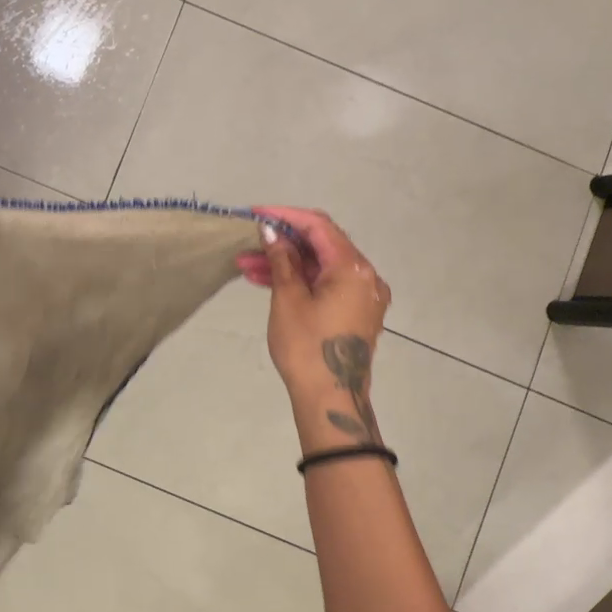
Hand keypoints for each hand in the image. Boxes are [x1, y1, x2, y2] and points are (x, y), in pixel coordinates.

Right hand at [237, 207, 390, 446]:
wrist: (330, 397)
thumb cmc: (305, 345)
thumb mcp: (287, 298)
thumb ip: (282, 260)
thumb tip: (273, 232)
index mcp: (353, 268)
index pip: (319, 227)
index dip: (285, 216)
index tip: (255, 214)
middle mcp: (366, 276)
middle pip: (322, 245)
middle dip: (282, 243)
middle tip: (244, 247)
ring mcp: (363, 295)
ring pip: (321, 266)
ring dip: (286, 264)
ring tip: (246, 268)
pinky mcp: (356, 311)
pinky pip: (326, 284)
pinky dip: (300, 280)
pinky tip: (268, 283)